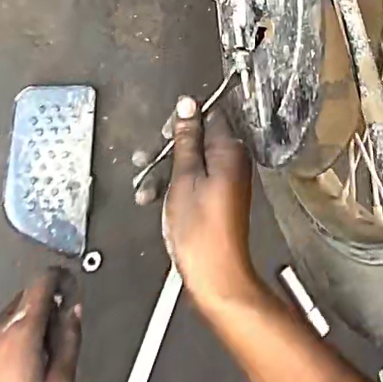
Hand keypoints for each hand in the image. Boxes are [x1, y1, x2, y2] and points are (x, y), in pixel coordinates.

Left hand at [0, 269, 82, 381]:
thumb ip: (70, 343)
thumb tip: (73, 313)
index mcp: (20, 332)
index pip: (42, 281)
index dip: (59, 278)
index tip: (68, 287)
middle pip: (24, 300)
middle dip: (43, 310)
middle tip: (53, 339)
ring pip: (4, 322)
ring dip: (21, 331)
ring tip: (29, 369)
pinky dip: (0, 349)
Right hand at [163, 97, 262, 308]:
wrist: (215, 275)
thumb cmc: (201, 232)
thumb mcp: (183, 177)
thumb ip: (186, 139)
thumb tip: (187, 106)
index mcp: (230, 149)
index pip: (209, 113)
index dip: (183, 118)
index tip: (165, 131)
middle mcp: (234, 159)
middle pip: (200, 136)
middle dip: (172, 146)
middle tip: (151, 158)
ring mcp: (228, 177)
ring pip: (194, 158)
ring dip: (169, 167)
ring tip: (149, 185)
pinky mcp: (220, 193)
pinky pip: (197, 176)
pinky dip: (177, 183)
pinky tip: (158, 196)